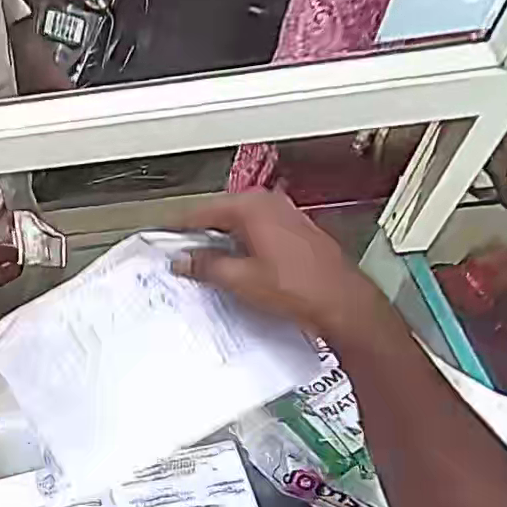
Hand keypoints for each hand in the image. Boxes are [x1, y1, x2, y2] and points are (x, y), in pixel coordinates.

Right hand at [175, 191, 392, 345]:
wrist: (340, 301)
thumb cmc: (301, 288)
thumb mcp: (240, 280)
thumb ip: (206, 266)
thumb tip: (185, 260)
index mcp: (253, 207)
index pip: (203, 210)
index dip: (180, 227)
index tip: (166, 237)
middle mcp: (271, 204)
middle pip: (222, 214)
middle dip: (200, 234)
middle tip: (182, 254)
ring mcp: (286, 216)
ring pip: (241, 223)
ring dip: (222, 241)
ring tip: (207, 265)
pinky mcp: (296, 232)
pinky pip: (258, 232)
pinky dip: (242, 246)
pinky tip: (238, 267)